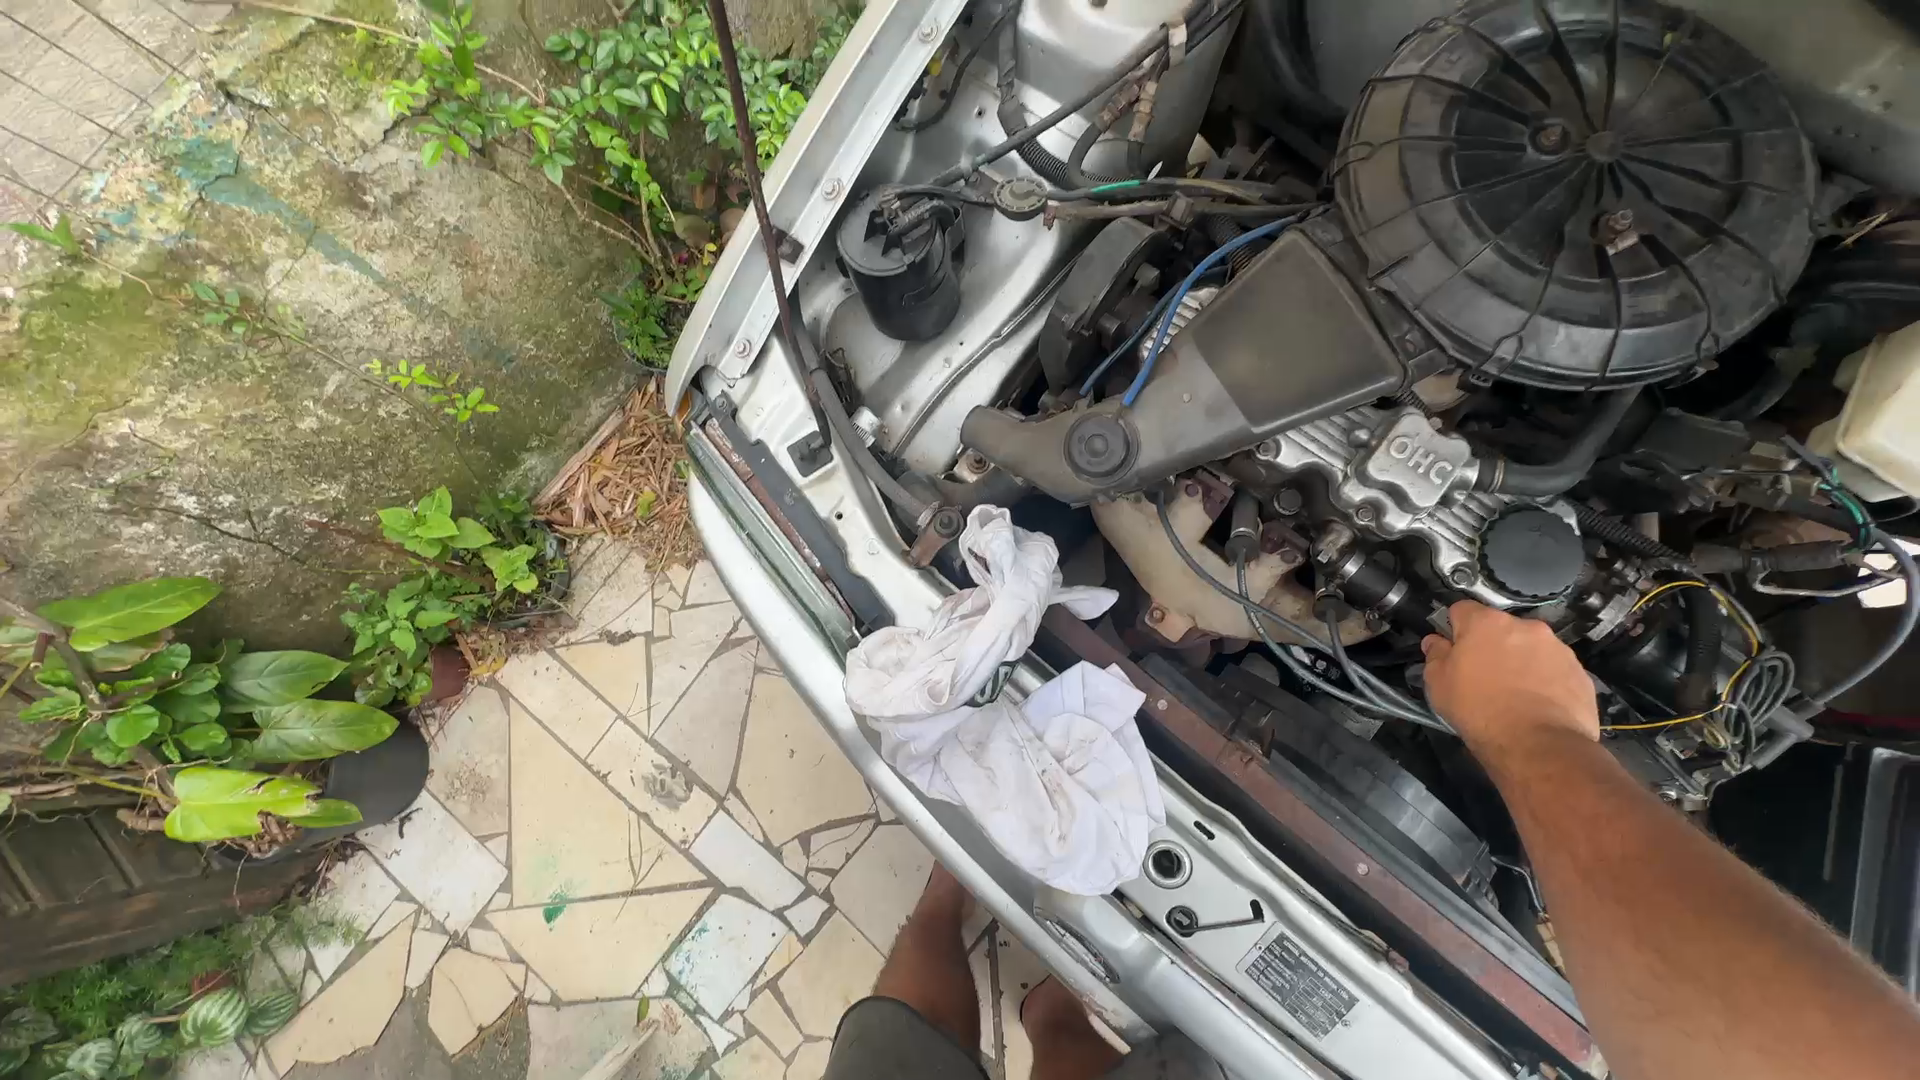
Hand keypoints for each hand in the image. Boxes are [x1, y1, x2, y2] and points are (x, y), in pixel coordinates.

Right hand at [1422, 601, 1598, 760]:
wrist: (1538, 743)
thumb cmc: (1478, 708)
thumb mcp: (1438, 683)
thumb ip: (1435, 655)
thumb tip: (1437, 642)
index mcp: (1486, 623)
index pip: (1463, 609)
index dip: (1455, 627)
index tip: (1453, 648)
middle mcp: (1525, 627)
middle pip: (1501, 627)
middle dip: (1491, 643)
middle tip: (1483, 673)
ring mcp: (1558, 649)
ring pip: (1530, 647)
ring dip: (1520, 660)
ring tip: (1514, 691)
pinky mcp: (1580, 672)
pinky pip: (1554, 668)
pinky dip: (1545, 678)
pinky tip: (1537, 702)